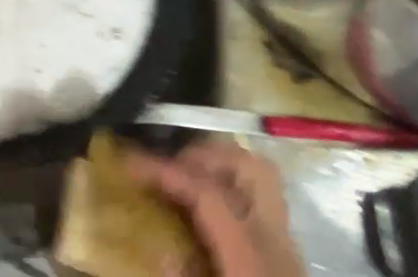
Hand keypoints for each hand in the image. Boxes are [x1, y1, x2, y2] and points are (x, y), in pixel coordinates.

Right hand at [125, 141, 301, 276]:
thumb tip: (159, 252)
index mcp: (251, 260)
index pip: (208, 194)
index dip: (165, 172)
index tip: (128, 164)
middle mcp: (275, 243)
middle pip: (246, 168)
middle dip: (200, 157)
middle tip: (164, 173)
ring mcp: (288, 246)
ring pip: (260, 177)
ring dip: (219, 167)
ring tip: (182, 183)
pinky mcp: (288, 257)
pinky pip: (261, 202)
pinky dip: (231, 191)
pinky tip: (205, 215)